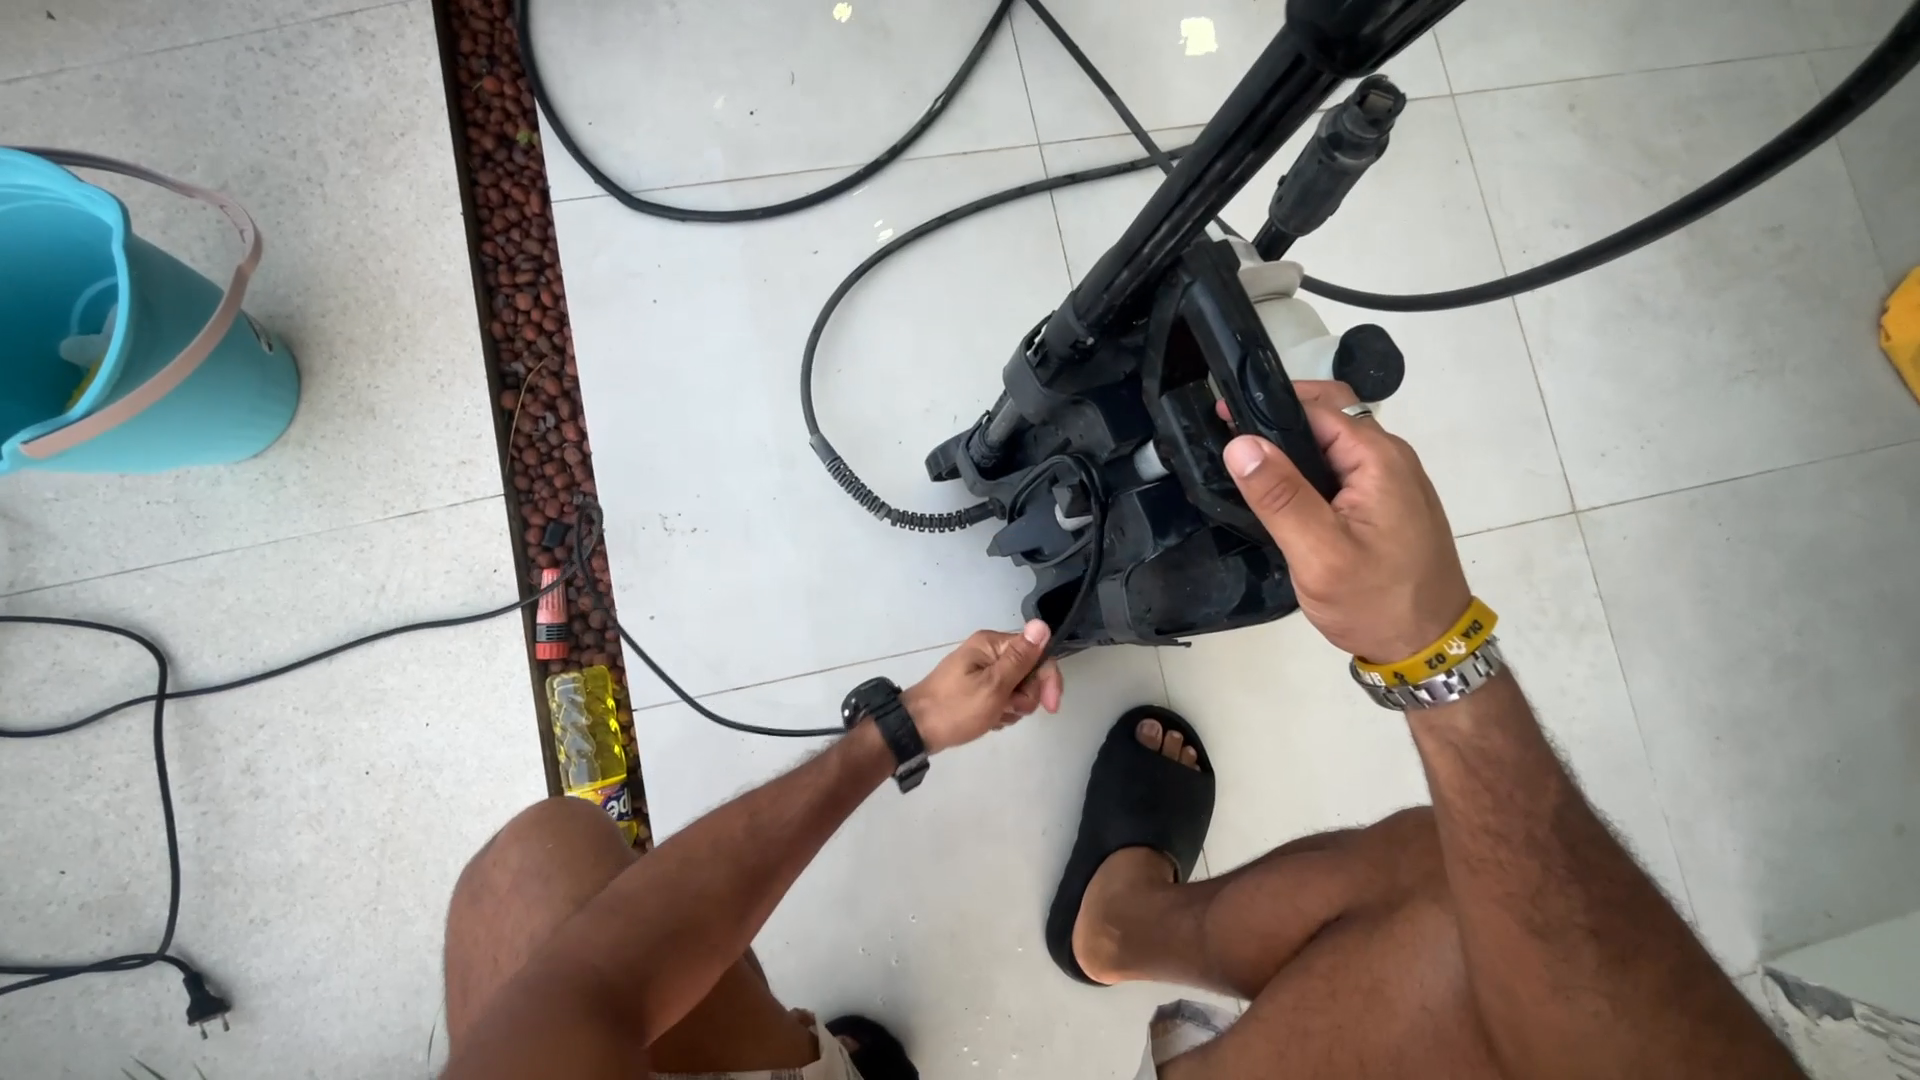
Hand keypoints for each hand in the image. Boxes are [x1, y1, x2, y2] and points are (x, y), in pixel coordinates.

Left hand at [899, 620, 1063, 753]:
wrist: (917, 730)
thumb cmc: (955, 708)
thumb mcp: (993, 686)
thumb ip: (1021, 658)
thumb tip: (1042, 624)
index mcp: (992, 644)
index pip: (1037, 653)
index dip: (1047, 679)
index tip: (1051, 707)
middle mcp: (989, 652)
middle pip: (1029, 672)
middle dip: (1025, 696)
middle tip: (1007, 709)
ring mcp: (983, 671)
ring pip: (1018, 689)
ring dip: (1013, 707)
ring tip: (993, 716)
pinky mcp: (978, 688)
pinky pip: (1004, 699)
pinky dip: (1002, 712)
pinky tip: (989, 720)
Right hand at [1218, 381, 1470, 662]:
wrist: (1428, 649)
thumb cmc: (1375, 602)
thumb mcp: (1320, 553)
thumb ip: (1280, 496)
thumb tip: (1240, 443)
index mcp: (1378, 459)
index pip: (1316, 407)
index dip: (1265, 405)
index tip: (1218, 413)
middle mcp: (1389, 459)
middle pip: (1329, 414)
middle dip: (1278, 414)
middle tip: (1226, 433)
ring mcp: (1390, 482)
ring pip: (1333, 442)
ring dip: (1291, 442)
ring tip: (1242, 460)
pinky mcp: (1384, 504)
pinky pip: (1340, 467)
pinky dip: (1307, 466)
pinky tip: (1278, 490)